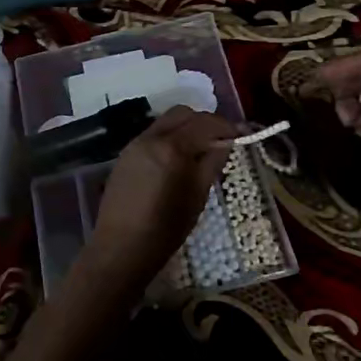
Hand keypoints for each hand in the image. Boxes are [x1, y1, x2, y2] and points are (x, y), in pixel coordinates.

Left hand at [83, 106, 235, 284]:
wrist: (121, 246)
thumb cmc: (166, 228)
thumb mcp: (197, 196)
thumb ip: (212, 163)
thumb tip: (225, 143)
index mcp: (172, 147)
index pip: (205, 122)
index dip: (225, 126)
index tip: (239, 135)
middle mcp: (150, 138)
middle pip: (182, 114)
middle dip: (203, 122)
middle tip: (219, 141)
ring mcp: (133, 145)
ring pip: (164, 123)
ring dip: (184, 129)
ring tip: (199, 151)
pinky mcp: (123, 157)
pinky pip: (151, 136)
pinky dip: (168, 139)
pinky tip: (176, 160)